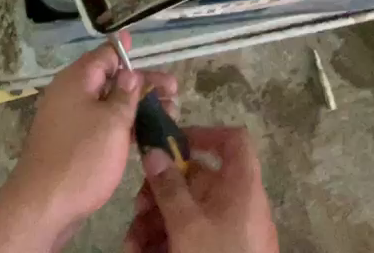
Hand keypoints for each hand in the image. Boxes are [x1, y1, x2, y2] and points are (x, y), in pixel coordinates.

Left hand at [0, 34, 177, 245]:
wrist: (44, 204)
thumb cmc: (81, 157)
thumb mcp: (111, 123)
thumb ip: (124, 96)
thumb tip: (129, 72)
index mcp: (77, 80)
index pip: (104, 56)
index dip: (125, 51)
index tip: (140, 43)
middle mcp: (70, 93)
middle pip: (109, 80)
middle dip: (141, 84)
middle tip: (174, 92)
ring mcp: (70, 119)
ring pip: (107, 104)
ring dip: (135, 107)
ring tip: (168, 113)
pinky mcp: (72, 142)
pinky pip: (101, 123)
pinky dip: (122, 125)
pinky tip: (144, 134)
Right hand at [123, 127, 278, 252]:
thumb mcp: (187, 224)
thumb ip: (168, 186)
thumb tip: (154, 150)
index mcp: (242, 189)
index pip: (234, 142)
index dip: (205, 133)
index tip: (172, 142)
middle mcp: (239, 206)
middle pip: (198, 180)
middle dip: (161, 191)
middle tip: (137, 206)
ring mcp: (230, 233)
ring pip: (187, 211)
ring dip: (155, 221)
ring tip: (131, 241)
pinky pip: (190, 236)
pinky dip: (165, 240)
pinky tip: (139, 250)